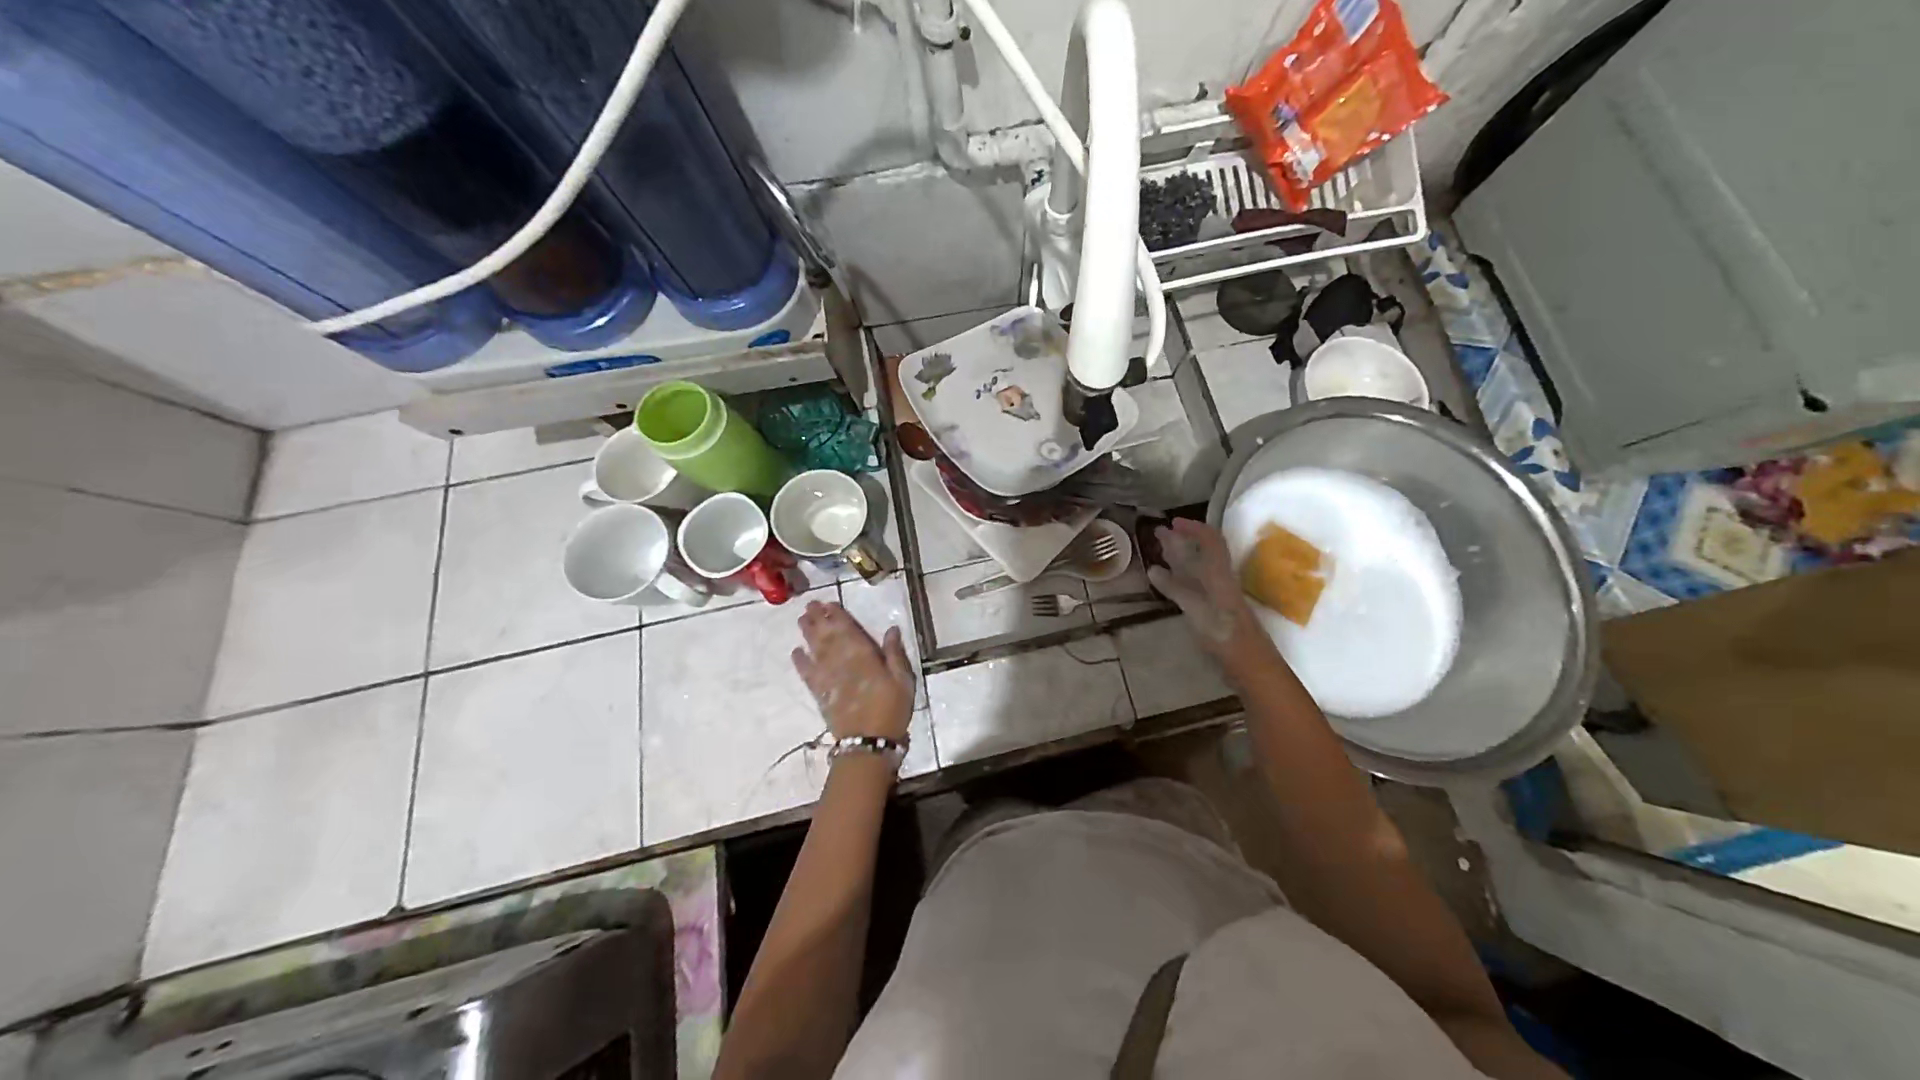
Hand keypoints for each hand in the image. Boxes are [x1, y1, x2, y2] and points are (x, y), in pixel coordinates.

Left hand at [791, 601, 913, 741]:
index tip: (828, 603)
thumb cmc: (891, 709)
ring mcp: (828, 678)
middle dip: (818, 619)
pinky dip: (800, 662)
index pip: (847, 629)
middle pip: (827, 636)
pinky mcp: (821, 693)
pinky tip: (796, 652)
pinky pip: (807, 674)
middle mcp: (841, 662)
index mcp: (863, 656)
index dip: (836, 615)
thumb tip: (891, 629)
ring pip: (815, 650)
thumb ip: (895, 653)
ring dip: (808, 634)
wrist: (868, 742)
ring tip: (802, 620)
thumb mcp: (903, 680)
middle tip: (809, 605)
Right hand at [1146, 519, 1273, 669]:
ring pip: (1199, 570)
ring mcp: (1219, 596)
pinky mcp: (1216, 611)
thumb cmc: (1225, 635)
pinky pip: (1196, 586)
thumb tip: (1153, 569)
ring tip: (1161, 552)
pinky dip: (1180, 579)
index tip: (1172, 523)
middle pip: (1203, 553)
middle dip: (1183, 541)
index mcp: (1220, 575)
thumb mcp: (1197, 610)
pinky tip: (1168, 583)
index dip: (1194, 528)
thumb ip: (1176, 589)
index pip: (1211, 541)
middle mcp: (1221, 581)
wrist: (1250, 665)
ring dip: (1182, 558)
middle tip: (1159, 534)